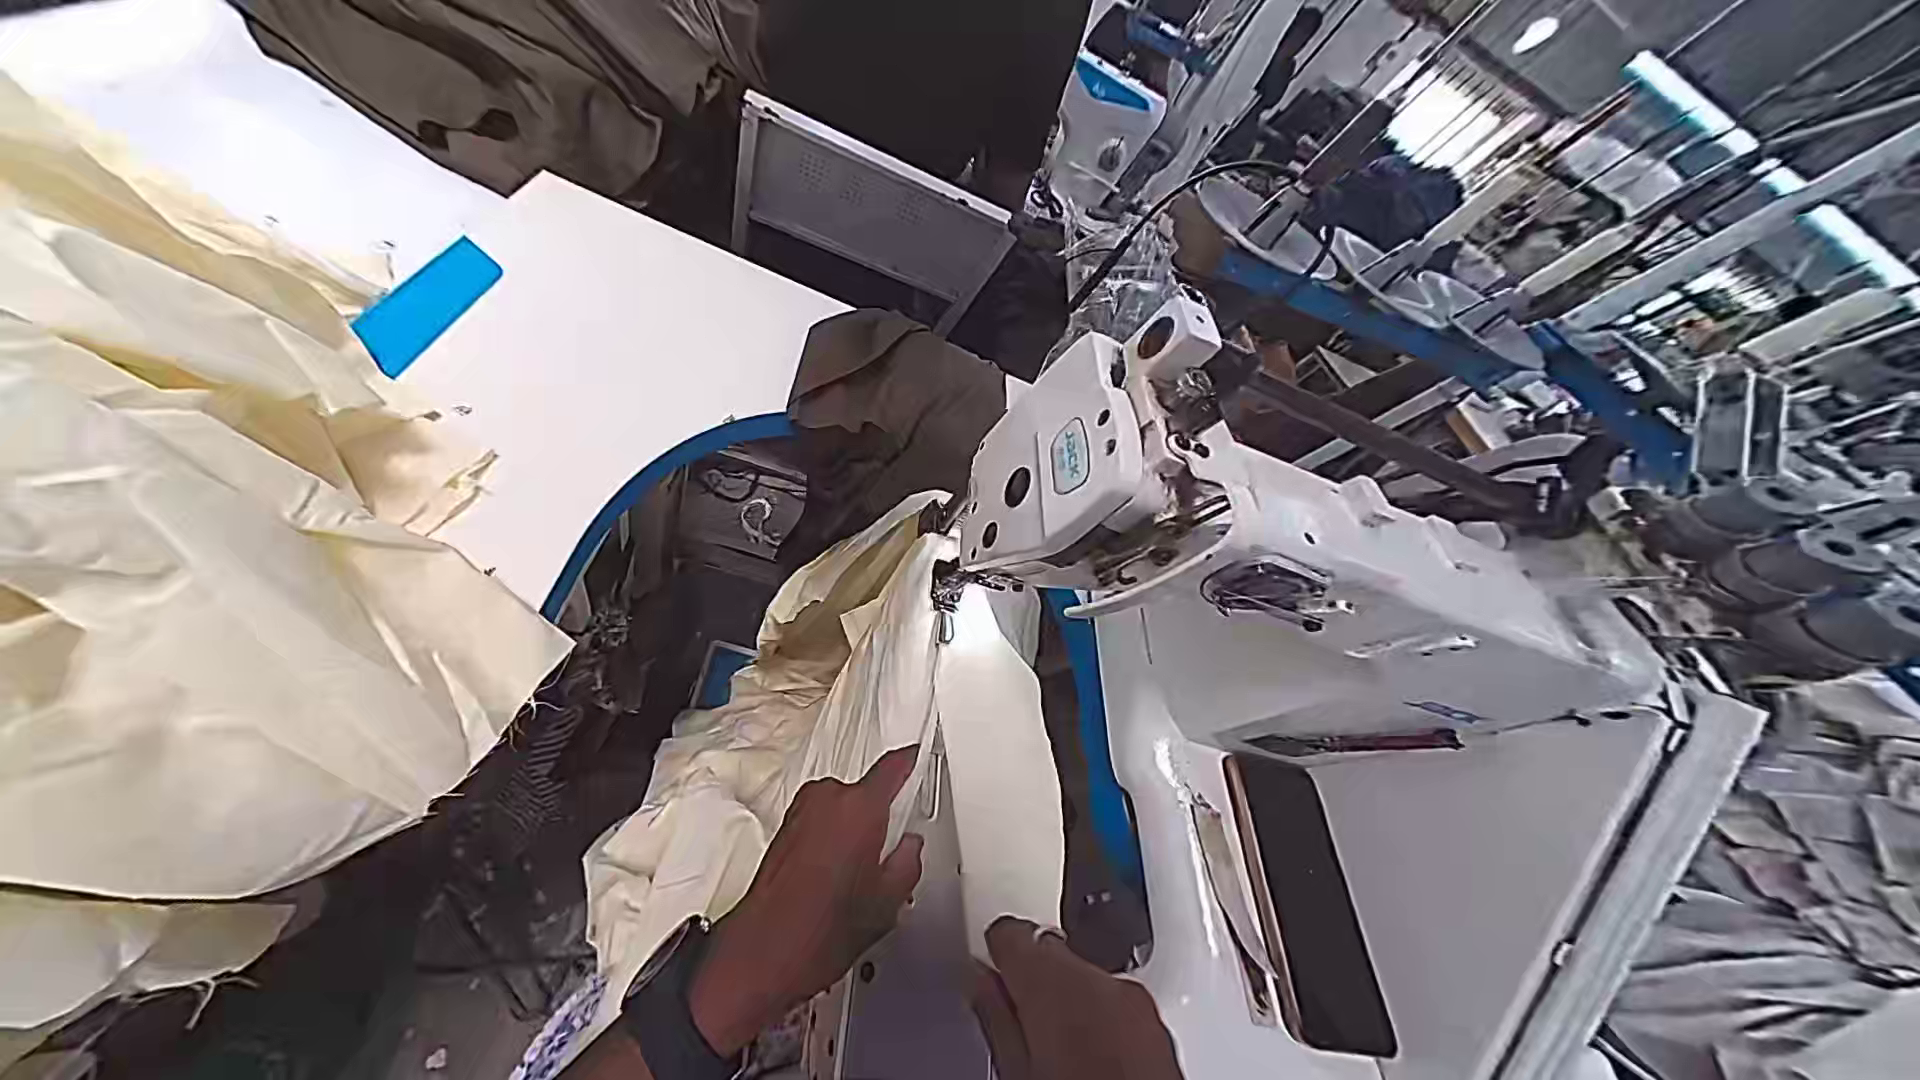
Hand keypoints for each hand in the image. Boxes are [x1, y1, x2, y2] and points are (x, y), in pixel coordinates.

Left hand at [687, 746, 924, 1054]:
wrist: (761, 953)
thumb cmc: (815, 930)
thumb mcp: (887, 902)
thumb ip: (909, 860)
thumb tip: (909, 848)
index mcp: (861, 807)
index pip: (895, 766)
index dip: (913, 759)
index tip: (920, 757)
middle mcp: (830, 798)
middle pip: (869, 791)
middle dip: (881, 815)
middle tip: (888, 852)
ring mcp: (804, 808)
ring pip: (845, 805)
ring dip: (854, 827)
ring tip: (855, 874)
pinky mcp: (786, 823)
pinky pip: (823, 816)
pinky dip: (831, 835)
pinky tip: (833, 875)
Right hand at [970, 916, 1184, 1079]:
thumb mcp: (1016, 1070)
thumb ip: (996, 1013)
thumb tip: (981, 979)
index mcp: (1050, 978)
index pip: (1012, 931)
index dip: (997, 948)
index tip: (991, 964)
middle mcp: (1096, 975)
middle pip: (1052, 950)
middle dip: (1036, 973)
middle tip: (1021, 1015)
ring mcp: (1132, 996)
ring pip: (1086, 973)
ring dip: (1071, 995)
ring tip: (1060, 1045)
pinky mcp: (1157, 1020)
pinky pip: (1117, 998)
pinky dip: (1102, 1013)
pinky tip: (1094, 1052)